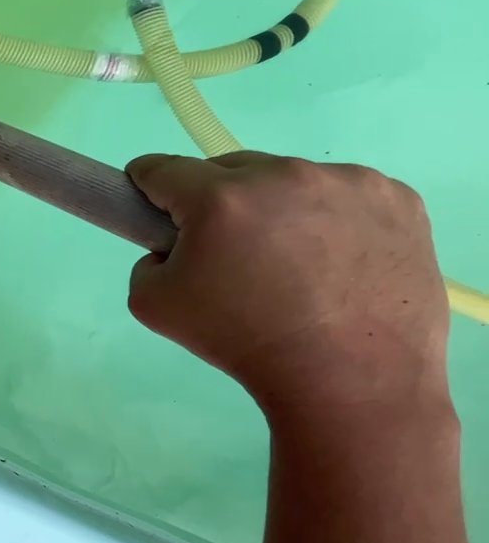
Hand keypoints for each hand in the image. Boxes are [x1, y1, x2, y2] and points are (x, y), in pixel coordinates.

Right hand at [127, 151, 452, 424]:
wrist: (349, 375)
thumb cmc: (239, 337)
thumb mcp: (149, 301)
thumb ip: (148, 258)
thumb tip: (176, 245)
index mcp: (219, 199)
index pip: (160, 167)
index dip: (144, 187)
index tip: (150, 211)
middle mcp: (284, 177)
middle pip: (225, 167)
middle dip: (211, 199)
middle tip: (224, 249)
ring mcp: (349, 184)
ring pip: (284, 178)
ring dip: (270, 204)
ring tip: (285, 257)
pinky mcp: (398, 199)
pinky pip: (339, 191)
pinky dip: (324, 212)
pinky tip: (329, 255)